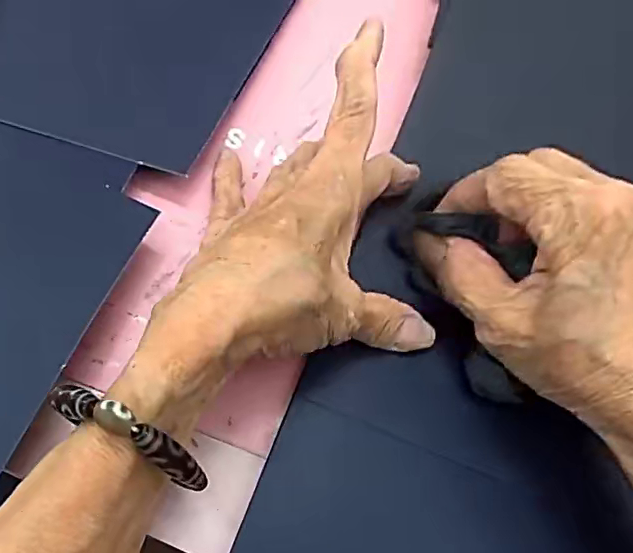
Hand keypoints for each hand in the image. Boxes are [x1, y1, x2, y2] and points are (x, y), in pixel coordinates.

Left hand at [111, 20, 434, 432]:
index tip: (405, 155)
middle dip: (352, 135)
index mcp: (332, 194)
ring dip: (305, 158)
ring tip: (319, 152)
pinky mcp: (222, 231)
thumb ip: (381, 320)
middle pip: (329, 149)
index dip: (388, 143)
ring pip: (286, 168)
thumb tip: (423, 336)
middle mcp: (294, 191)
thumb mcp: (340, 315)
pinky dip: (231, 176)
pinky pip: (228, 194)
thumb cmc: (281, 305)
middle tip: (369, 146)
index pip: (367, 144)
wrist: (209, 322)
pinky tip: (230, 155)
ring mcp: (255, 209)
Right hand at [412, 149, 632, 435]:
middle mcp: (619, 198)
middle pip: (540, 166)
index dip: (461, 196)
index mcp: (580, 214)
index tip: (439, 226)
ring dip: (527, 207)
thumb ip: (460, 272)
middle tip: (469, 239)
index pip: (506, 175)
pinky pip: (598, 204)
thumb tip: (435, 242)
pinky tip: (548, 263)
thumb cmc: (577, 361)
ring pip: (570, 180)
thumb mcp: (499, 321)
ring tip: (507, 256)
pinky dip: (561, 219)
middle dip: (494, 196)